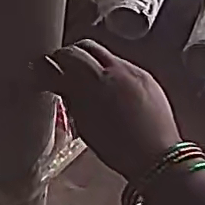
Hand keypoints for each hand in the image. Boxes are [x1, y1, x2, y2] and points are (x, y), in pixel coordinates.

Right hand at [36, 39, 180, 177]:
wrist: (158, 158)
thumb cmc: (120, 149)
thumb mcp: (85, 125)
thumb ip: (70, 97)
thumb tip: (57, 81)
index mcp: (97, 83)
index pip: (69, 56)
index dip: (54, 60)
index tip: (46, 68)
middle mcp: (116, 70)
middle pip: (87, 46)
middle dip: (72, 54)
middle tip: (63, 69)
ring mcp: (134, 72)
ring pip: (106, 55)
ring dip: (91, 62)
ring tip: (86, 82)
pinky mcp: (148, 77)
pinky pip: (123, 66)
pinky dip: (110, 72)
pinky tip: (109, 90)